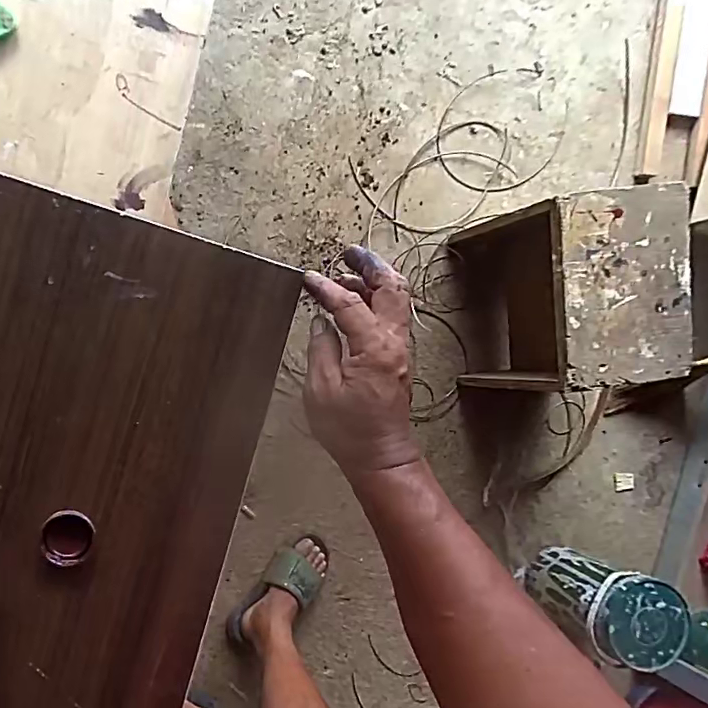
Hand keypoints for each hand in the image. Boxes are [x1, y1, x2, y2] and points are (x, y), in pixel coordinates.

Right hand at [302, 244, 420, 474]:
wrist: (379, 454)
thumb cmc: (347, 428)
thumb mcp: (320, 388)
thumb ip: (321, 348)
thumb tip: (321, 322)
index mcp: (374, 348)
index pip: (349, 305)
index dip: (326, 288)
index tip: (308, 278)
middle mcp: (394, 343)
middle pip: (392, 290)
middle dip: (371, 266)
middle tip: (348, 253)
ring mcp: (400, 349)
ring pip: (397, 301)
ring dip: (375, 281)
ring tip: (346, 274)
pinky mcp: (396, 357)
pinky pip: (392, 316)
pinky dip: (376, 299)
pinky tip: (355, 301)